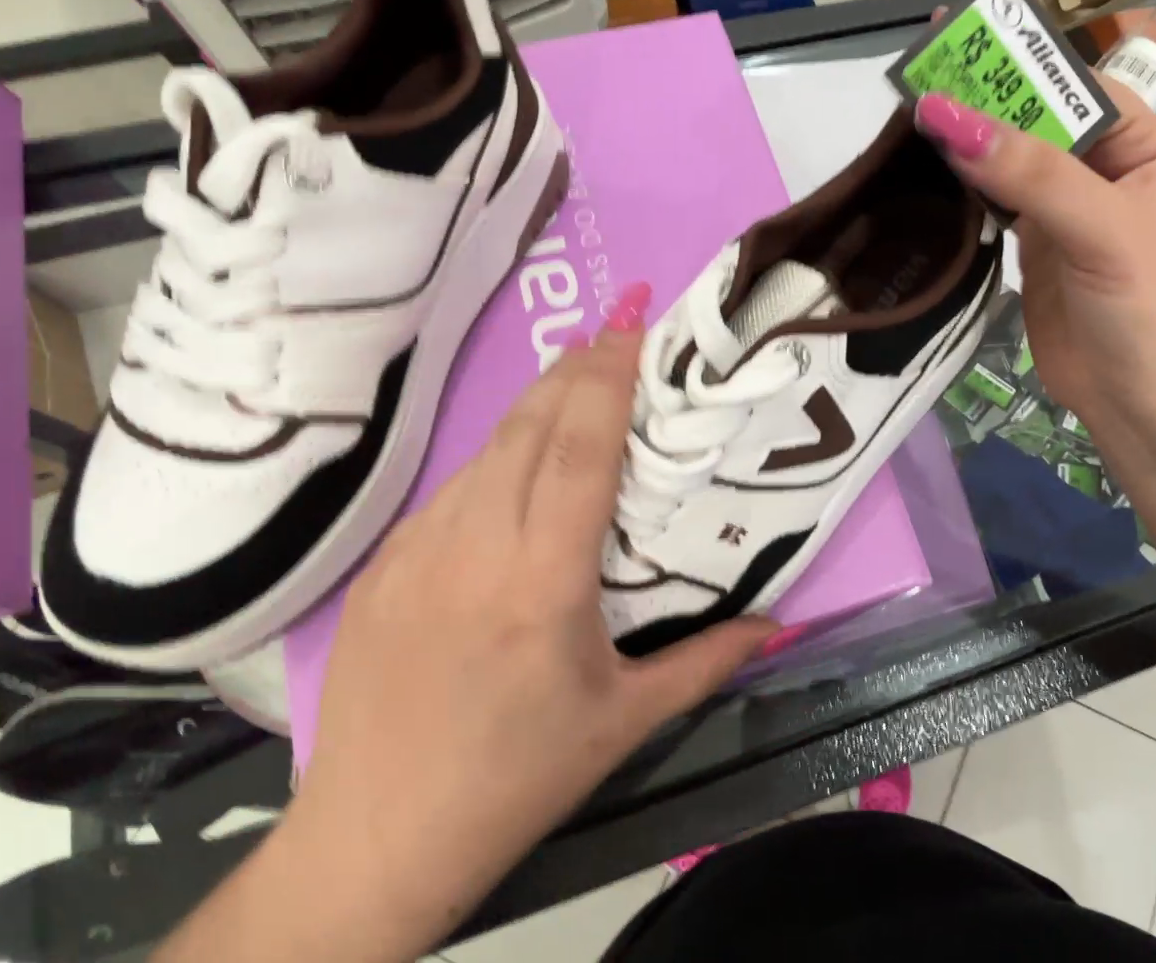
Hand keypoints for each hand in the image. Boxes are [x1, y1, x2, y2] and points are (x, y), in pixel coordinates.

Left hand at [287, 299, 777, 950]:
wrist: (377, 834)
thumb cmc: (519, 778)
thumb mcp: (627, 721)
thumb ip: (709, 661)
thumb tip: (777, 623)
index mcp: (542, 582)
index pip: (578, 450)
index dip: (608, 378)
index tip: (634, 321)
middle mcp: (474, 548)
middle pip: (530, 428)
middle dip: (578, 366)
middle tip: (621, 324)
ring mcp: (416, 552)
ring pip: (487, 452)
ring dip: (538, 407)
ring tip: (581, 379)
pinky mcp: (382, 566)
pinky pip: (453, 491)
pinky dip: (498, 460)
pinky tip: (522, 468)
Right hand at [913, 84, 1155, 435]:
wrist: (1135, 401)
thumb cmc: (1142, 309)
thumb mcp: (1099, 230)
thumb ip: (1030, 173)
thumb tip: (947, 117)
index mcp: (1140, 147)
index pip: (1075, 87)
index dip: (1018, 65)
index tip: (954, 44)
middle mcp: (1101, 170)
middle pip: (1034, 119)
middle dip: (982, 100)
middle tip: (915, 76)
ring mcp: (1062, 209)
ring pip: (1008, 159)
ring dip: (966, 142)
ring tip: (907, 115)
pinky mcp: (1032, 246)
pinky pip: (992, 201)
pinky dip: (961, 187)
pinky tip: (925, 170)